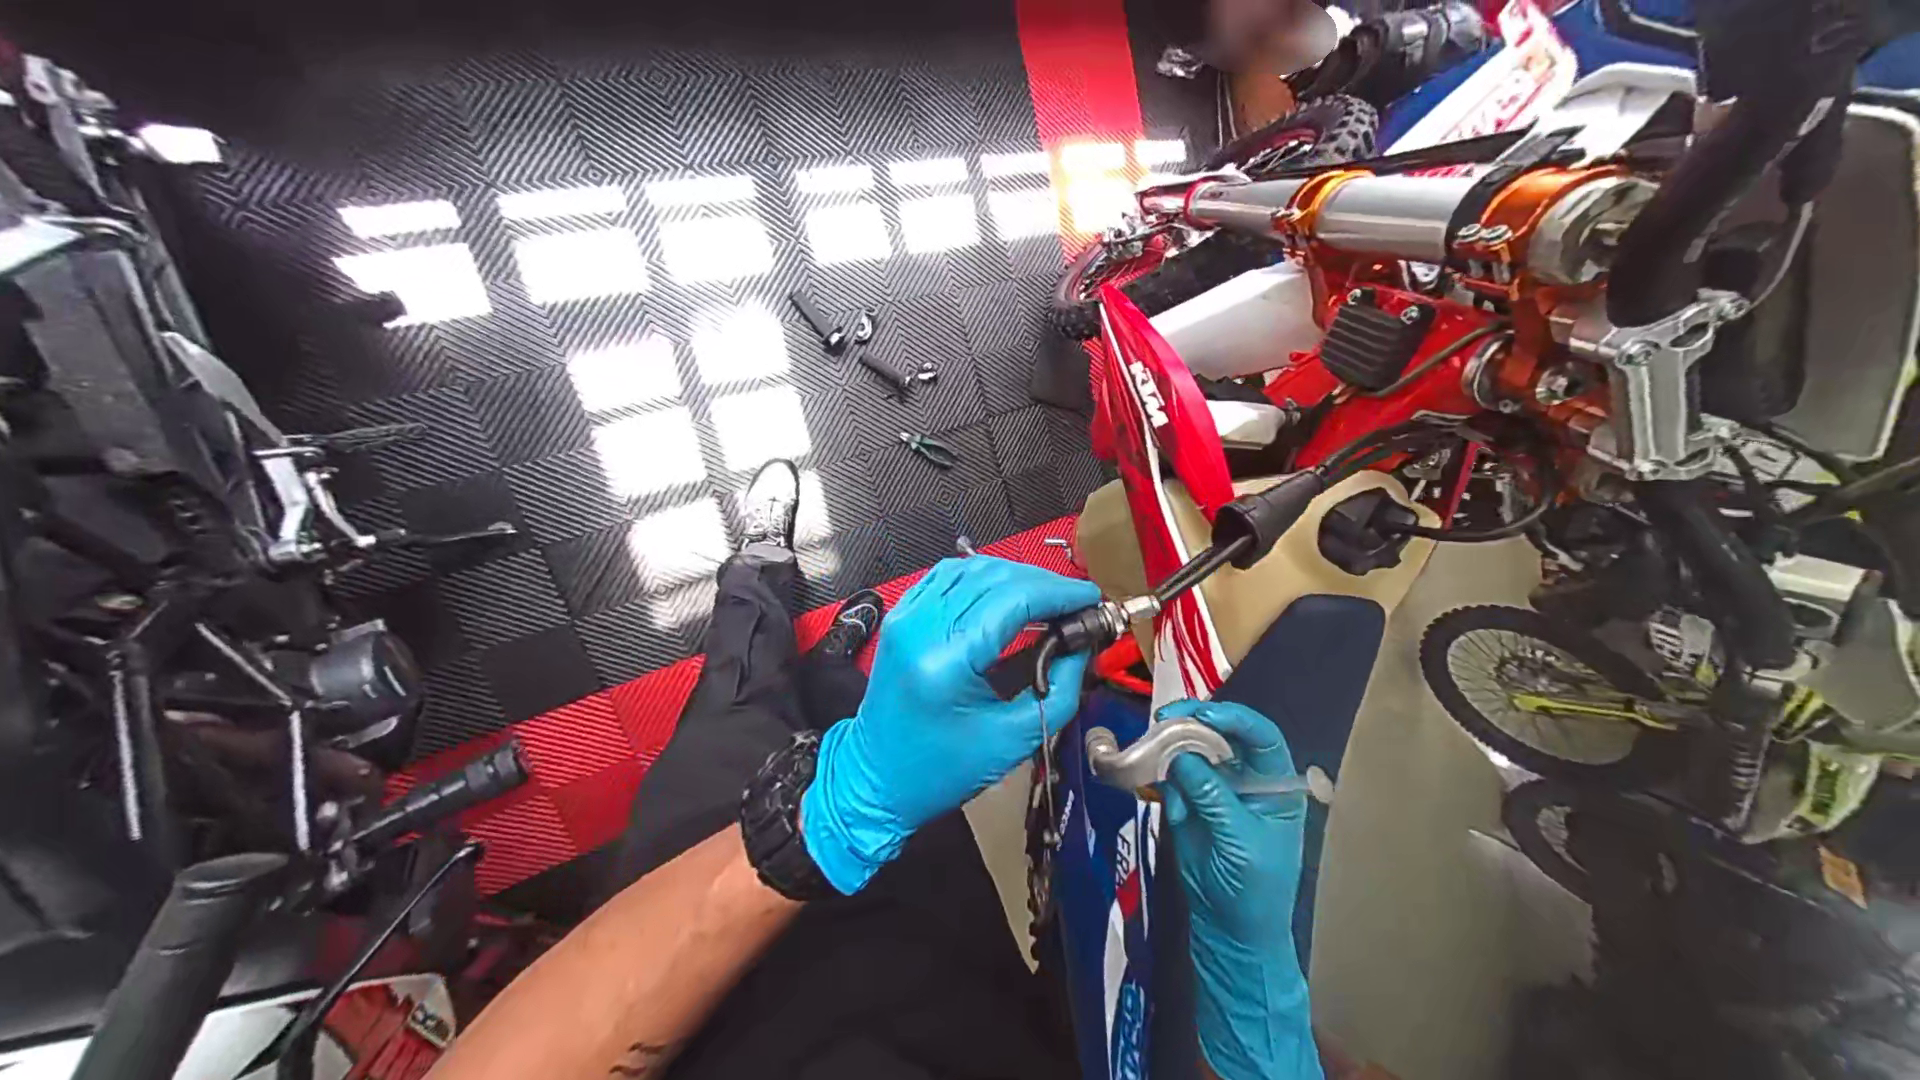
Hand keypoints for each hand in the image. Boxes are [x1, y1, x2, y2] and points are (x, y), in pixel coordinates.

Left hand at [801, 556, 1100, 893]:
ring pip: (972, 567)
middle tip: (1075, 602)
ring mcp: (906, 617)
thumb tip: (1082, 646)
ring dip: (1015, 575)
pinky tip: (1004, 591)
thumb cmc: (938, 769)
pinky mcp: (901, 616)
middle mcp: (920, 627)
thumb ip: (1059, 690)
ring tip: (1046, 597)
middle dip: (1044, 583)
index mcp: (945, 662)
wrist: (877, 777)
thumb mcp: (1013, 741)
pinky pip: (947, 575)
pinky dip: (982, 575)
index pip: (1013, 599)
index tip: (1089, 598)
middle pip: (995, 576)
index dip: (1059, 593)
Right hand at [1161, 699, 1322, 1079]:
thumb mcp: (1242, 843)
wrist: (1228, 926)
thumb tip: (1181, 757)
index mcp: (1274, 783)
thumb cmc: (1255, 888)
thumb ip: (1214, 798)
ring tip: (1151, 740)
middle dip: (1194, 720)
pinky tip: (1151, 774)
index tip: (1206, 715)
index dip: (1236, 719)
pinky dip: (1157, 767)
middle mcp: (1245, 775)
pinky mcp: (1186, 795)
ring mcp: (1214, 783)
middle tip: (1166, 718)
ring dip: (1171, 740)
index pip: (1261, 736)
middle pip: (1221, 732)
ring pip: (1192, 745)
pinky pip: (1170, 770)